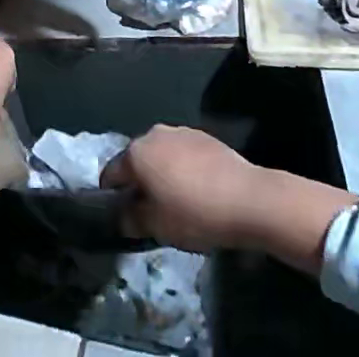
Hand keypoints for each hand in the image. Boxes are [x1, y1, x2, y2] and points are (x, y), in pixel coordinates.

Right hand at [101, 125, 267, 250]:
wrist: (247, 197)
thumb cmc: (194, 213)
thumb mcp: (155, 226)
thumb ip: (131, 219)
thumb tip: (123, 214)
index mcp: (138, 151)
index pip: (111, 174)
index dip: (112, 198)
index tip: (123, 218)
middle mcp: (156, 133)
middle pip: (136, 160)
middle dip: (138, 183)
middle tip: (148, 213)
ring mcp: (183, 131)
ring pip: (160, 155)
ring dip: (160, 174)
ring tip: (174, 202)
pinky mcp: (205, 136)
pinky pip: (182, 153)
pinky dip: (181, 168)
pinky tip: (195, 190)